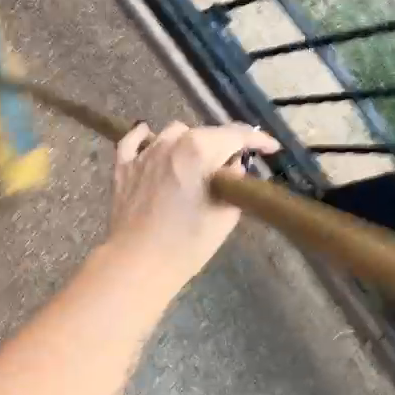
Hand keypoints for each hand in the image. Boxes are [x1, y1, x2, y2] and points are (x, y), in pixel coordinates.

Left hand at [102, 121, 279, 295]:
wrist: (139, 261)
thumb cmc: (187, 244)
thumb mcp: (224, 217)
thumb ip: (233, 184)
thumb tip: (234, 165)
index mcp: (198, 150)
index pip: (234, 135)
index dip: (257, 139)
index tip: (271, 147)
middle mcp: (170, 142)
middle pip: (203, 133)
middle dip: (222, 144)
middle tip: (234, 164)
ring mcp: (144, 152)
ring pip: (172, 133)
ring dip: (188, 142)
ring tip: (197, 161)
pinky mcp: (123, 164)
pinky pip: (134, 140)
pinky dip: (145, 137)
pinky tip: (151, 140)